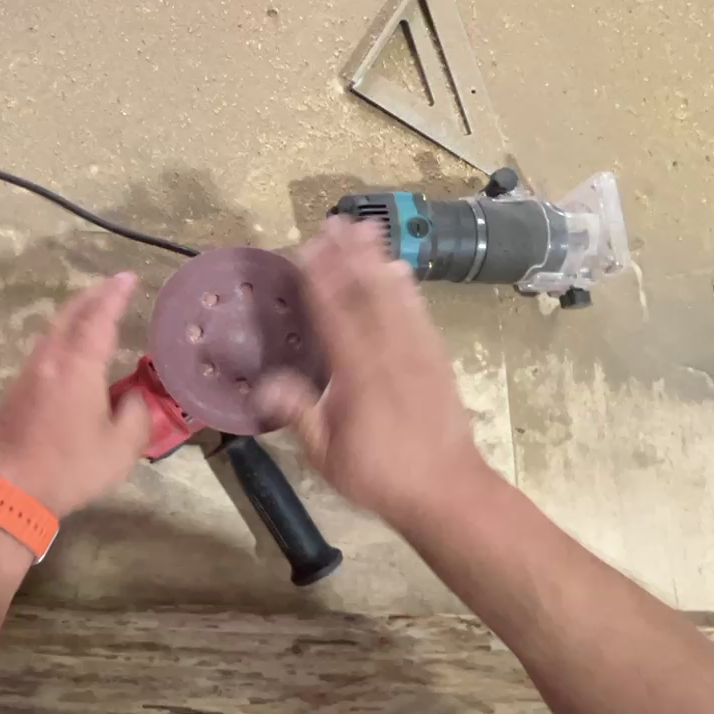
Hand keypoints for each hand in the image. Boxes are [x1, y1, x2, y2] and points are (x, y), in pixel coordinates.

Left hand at [0, 273, 151, 517]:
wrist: (11, 490)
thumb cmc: (70, 468)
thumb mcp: (120, 449)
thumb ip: (135, 415)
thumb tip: (131, 398)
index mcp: (78, 367)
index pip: (100, 319)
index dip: (114, 295)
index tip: (127, 277)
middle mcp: (51, 360)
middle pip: (71, 314)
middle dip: (93, 295)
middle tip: (112, 286)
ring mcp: (29, 373)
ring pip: (54, 329)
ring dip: (76, 313)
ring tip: (94, 310)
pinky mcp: (17, 389)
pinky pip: (44, 347)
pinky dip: (63, 334)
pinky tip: (71, 346)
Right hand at [254, 217, 496, 529]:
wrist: (448, 492)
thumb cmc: (380, 475)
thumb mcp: (328, 456)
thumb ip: (300, 415)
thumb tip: (265, 384)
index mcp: (357, 375)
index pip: (333, 315)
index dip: (319, 278)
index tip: (307, 247)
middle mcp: (389, 354)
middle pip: (366, 294)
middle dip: (348, 256)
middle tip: (335, 221)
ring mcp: (418, 353)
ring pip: (395, 297)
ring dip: (378, 260)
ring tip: (366, 228)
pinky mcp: (436, 359)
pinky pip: (420, 314)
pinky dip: (408, 288)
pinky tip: (400, 270)